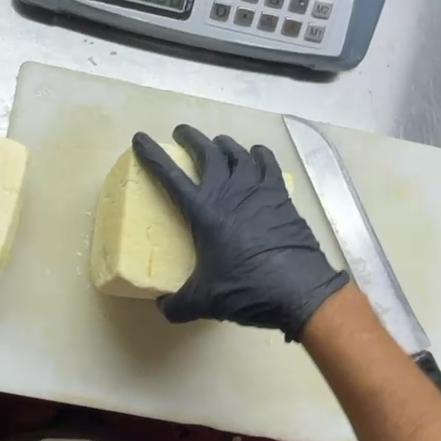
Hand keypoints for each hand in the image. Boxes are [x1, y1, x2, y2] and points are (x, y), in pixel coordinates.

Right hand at [133, 125, 347, 340]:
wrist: (299, 289)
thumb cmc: (246, 290)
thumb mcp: (203, 302)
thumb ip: (176, 305)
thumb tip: (162, 306)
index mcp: (204, 212)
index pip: (170, 175)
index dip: (152, 155)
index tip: (141, 139)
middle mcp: (229, 192)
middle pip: (207, 152)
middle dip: (191, 138)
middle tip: (181, 134)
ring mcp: (257, 190)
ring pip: (237, 153)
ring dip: (223, 145)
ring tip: (217, 144)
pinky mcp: (280, 196)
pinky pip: (267, 163)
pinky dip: (258, 154)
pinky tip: (255, 156)